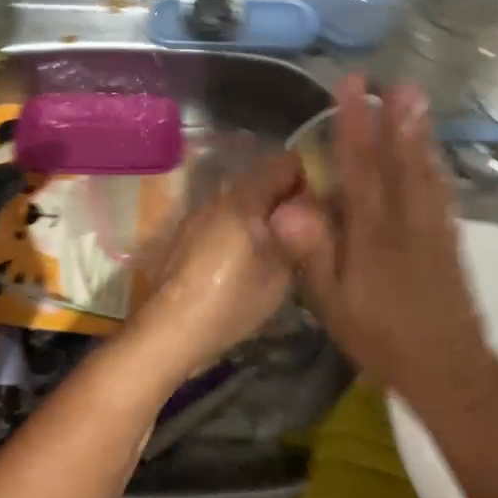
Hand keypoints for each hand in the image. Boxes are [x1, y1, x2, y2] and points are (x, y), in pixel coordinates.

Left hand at [123, 150, 304, 380]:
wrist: (168, 330)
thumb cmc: (229, 301)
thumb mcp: (277, 274)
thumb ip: (297, 236)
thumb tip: (312, 207)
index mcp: (241, 200)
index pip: (279, 167)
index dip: (306, 172)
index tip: (328, 188)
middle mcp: (216, 199)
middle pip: (256, 182)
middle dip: (284, 192)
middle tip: (312, 215)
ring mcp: (196, 218)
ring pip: (238, 201)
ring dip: (262, 210)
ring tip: (286, 235)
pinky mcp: (185, 239)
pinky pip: (223, 218)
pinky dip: (243, 225)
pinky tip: (253, 251)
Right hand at [266, 76, 497, 409]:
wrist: (449, 370)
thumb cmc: (381, 338)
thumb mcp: (334, 305)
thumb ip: (312, 255)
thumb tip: (284, 208)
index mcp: (373, 235)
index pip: (359, 170)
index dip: (352, 126)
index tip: (350, 89)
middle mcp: (407, 222)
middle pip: (399, 162)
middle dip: (393, 119)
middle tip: (393, 81)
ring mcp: (433, 228)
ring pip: (424, 171)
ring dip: (418, 132)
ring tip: (415, 98)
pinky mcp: (449, 239)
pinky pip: (440, 190)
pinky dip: (434, 163)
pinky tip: (432, 150)